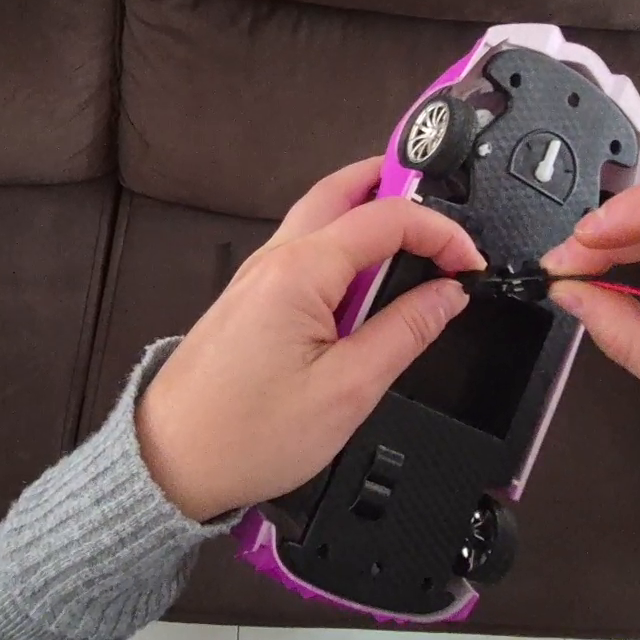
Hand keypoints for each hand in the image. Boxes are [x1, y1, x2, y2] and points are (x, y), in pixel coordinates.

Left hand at [137, 158, 485, 521]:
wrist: (170, 460)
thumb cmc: (248, 434)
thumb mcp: (346, 390)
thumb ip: (404, 332)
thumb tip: (448, 296)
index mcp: (299, 272)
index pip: (385, 219)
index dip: (439, 231)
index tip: (470, 263)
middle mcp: (274, 260)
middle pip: (340, 192)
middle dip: (393, 179)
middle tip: (439, 195)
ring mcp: (258, 275)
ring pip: (319, 215)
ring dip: (367, 209)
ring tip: (412, 234)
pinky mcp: (253, 296)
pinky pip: (304, 248)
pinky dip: (343, 244)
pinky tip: (365, 276)